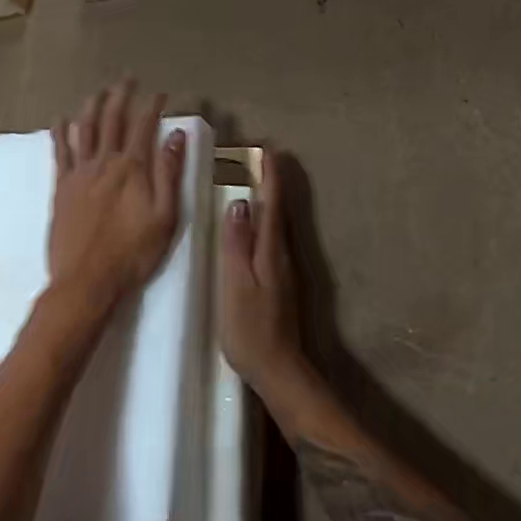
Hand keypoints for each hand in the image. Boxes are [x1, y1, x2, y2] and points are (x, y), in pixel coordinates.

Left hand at [46, 81, 186, 311]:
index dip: (153, 106)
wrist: (86, 280)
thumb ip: (169, 174)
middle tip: (127, 78)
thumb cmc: (133, 253)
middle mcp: (104, 162)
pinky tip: (60, 120)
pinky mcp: (61, 188)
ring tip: (98, 91)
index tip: (160, 93)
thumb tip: (176, 136)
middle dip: (121, 95)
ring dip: (92, 106)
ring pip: (84, 129)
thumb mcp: (165, 217)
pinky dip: (60, 132)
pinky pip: (60, 152)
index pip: (144, 126)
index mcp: (132, 168)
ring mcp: (79, 173)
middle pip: (112, 119)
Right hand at [220, 153, 315, 400]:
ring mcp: (283, 270)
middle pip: (279, 210)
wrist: (279, 370)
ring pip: (277, 224)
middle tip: (261, 157)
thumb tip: (240, 202)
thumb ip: (237, 243)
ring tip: (258, 180)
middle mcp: (282, 255)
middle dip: (272, 182)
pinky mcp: (280, 283)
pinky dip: (267, 221)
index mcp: (270, 251)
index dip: (270, 177)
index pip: (272, 205)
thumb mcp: (236, 284)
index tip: (268, 150)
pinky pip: (273, 239)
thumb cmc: (250, 329)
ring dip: (271, 200)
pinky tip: (256, 225)